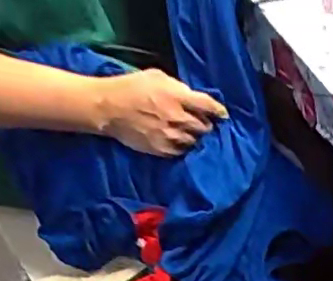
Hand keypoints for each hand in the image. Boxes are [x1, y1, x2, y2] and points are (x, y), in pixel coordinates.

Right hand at [92, 69, 227, 154]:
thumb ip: (178, 88)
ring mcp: (171, 137)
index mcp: (177, 97)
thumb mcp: (156, 77)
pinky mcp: (164, 151)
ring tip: (192, 134)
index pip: (207, 106)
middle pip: (205, 127)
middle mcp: (178, 119)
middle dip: (207, 126)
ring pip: (195, 142)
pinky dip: (185, 147)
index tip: (223, 115)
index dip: (219, 111)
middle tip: (204, 124)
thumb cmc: (131, 87)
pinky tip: (181, 142)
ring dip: (196, 138)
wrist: (109, 109)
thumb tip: (193, 98)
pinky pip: (183, 152)